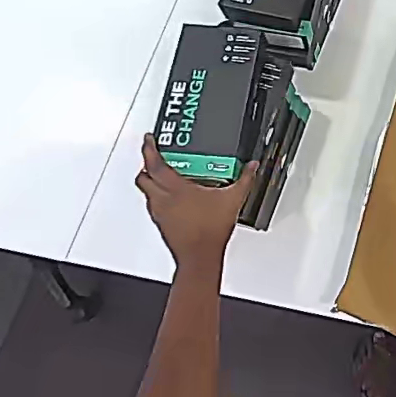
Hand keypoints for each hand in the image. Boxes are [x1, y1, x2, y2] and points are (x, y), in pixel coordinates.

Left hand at [135, 136, 257, 272]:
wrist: (200, 256)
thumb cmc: (210, 230)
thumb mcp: (233, 199)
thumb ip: (244, 179)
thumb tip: (251, 167)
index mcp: (176, 189)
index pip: (155, 164)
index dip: (149, 149)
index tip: (149, 140)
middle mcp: (163, 199)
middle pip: (144, 177)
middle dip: (147, 164)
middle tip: (154, 155)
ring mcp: (160, 212)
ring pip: (146, 191)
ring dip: (150, 180)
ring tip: (164, 174)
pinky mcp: (161, 222)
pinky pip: (152, 204)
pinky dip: (157, 196)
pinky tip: (172, 197)